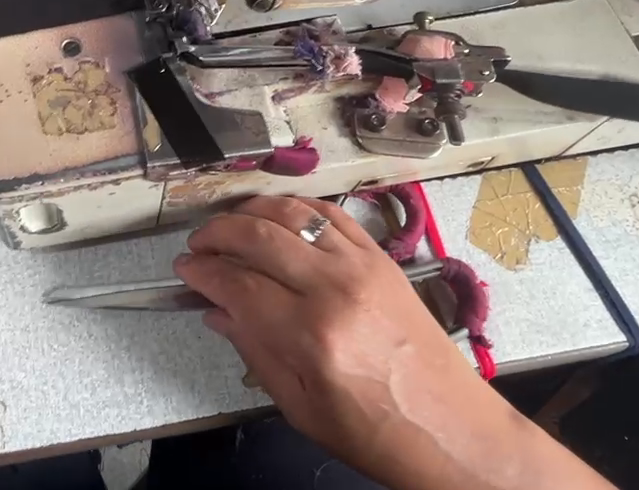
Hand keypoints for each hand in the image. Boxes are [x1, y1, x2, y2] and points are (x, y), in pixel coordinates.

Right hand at [175, 198, 478, 477]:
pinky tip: (276, 215)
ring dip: (249, 211)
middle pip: (257, 236)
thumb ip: (253, 350)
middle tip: (198, 246)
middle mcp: (334, 288)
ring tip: (228, 225)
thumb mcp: (301, 408)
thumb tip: (215, 310)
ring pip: (291, 212)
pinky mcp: (380, 256)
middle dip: (216, 235)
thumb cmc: (374, 432)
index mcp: (312, 336)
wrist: (454, 429)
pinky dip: (295, 206)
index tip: (184, 270)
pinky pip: (330, 212)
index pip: (238, 285)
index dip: (202, 273)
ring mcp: (361, 264)